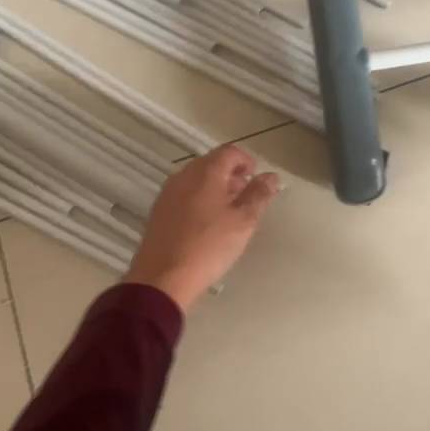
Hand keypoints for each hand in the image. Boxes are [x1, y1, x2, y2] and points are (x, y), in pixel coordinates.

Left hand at [125, 144, 279, 311]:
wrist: (162, 279)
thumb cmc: (208, 246)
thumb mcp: (242, 221)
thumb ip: (258, 195)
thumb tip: (271, 176)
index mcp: (205, 172)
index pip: (230, 152)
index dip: (247, 161)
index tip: (257, 180)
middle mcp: (183, 176)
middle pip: (211, 163)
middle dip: (232, 175)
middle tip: (246, 197)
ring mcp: (167, 194)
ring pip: (197, 180)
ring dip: (216, 188)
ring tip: (229, 213)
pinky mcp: (158, 212)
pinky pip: (184, 195)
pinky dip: (200, 200)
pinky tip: (207, 224)